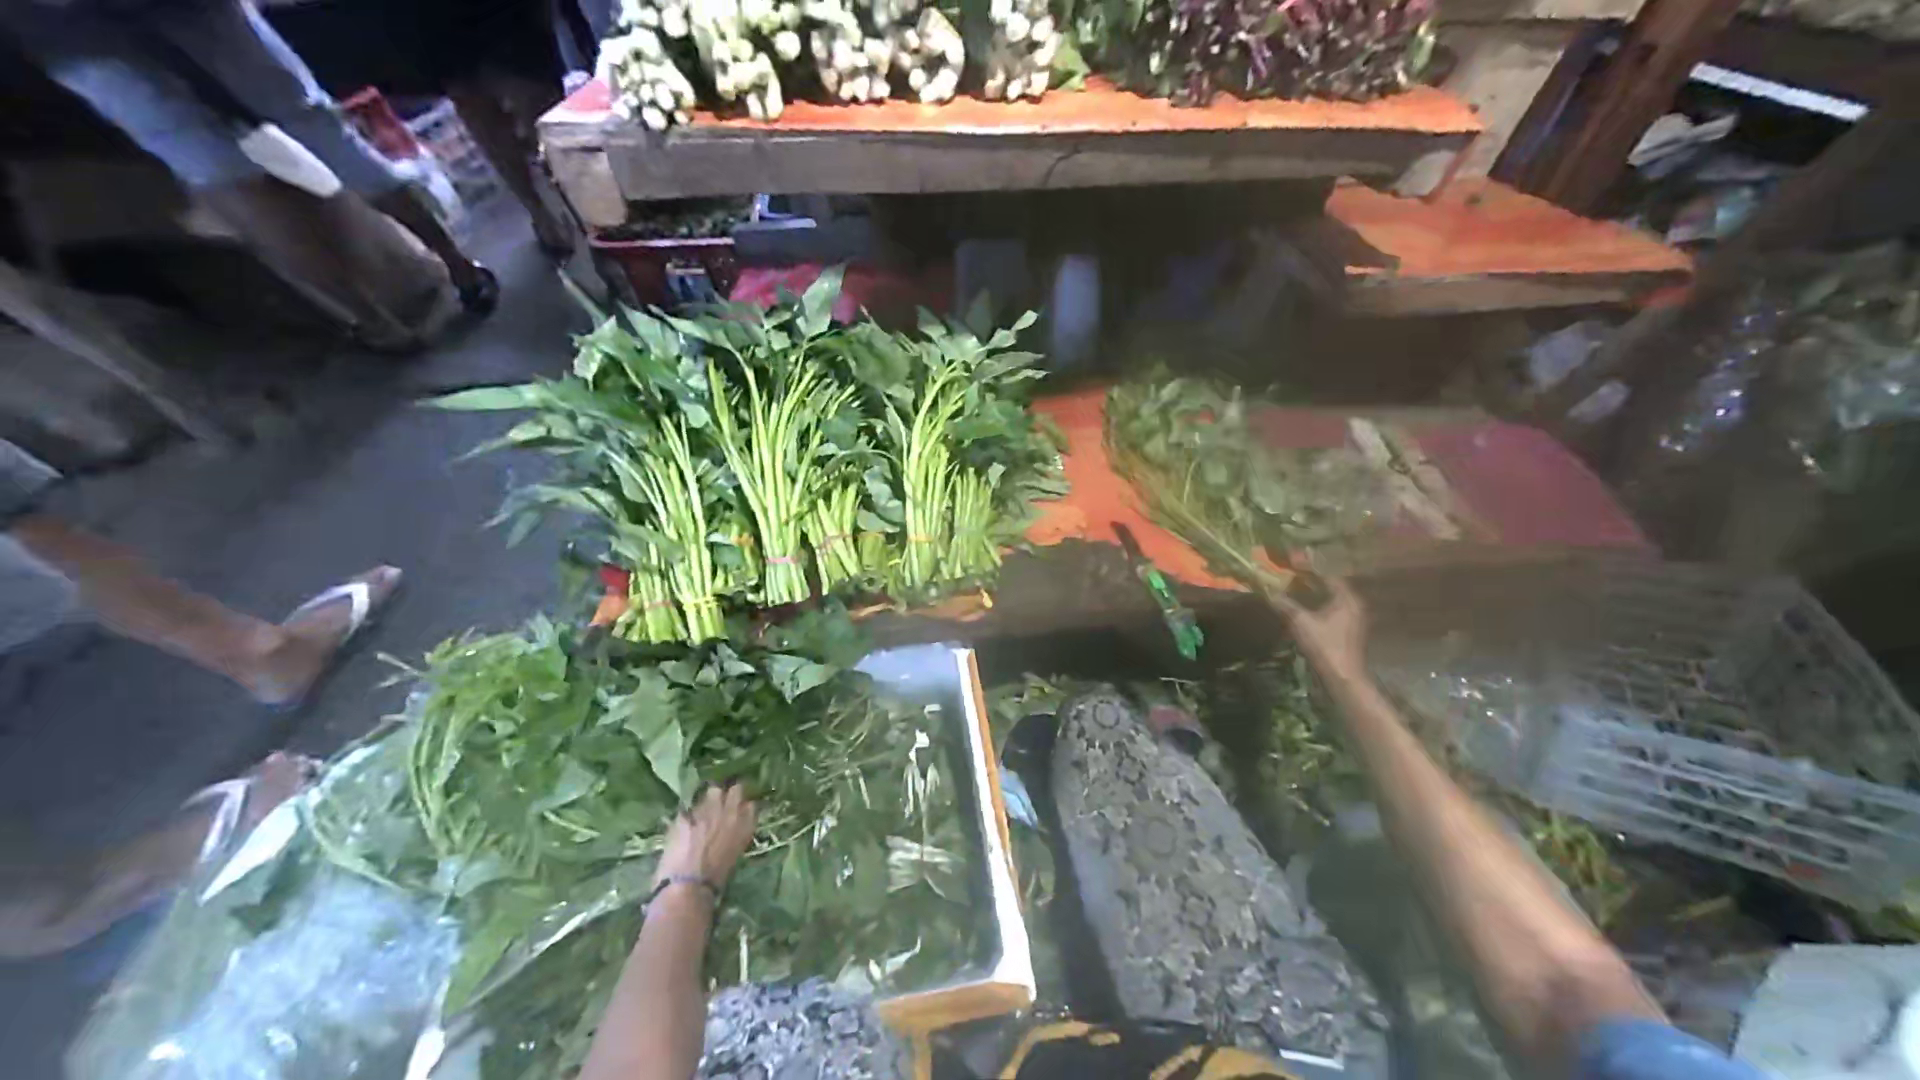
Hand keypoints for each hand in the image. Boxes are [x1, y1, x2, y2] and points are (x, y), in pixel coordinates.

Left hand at [655, 783, 756, 891]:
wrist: (689, 884)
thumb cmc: (716, 876)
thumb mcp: (736, 851)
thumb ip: (739, 829)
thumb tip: (737, 819)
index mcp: (745, 824)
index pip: (751, 804)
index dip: (743, 804)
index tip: (739, 808)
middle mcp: (728, 811)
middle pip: (734, 789)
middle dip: (728, 794)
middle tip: (721, 804)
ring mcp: (706, 809)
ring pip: (712, 791)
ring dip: (709, 799)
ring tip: (702, 811)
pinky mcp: (685, 814)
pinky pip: (689, 807)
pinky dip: (688, 814)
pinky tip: (684, 824)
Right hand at [1267, 568, 1368, 680]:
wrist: (1343, 676)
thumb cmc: (1324, 646)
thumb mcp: (1301, 622)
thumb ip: (1285, 605)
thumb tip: (1268, 592)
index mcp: (1346, 598)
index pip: (1327, 574)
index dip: (1308, 566)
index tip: (1291, 560)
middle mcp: (1353, 603)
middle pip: (1330, 584)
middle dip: (1310, 577)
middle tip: (1290, 571)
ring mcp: (1353, 617)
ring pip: (1331, 597)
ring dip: (1313, 591)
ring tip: (1292, 586)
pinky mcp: (1348, 628)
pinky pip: (1332, 607)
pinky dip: (1317, 603)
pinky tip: (1302, 606)